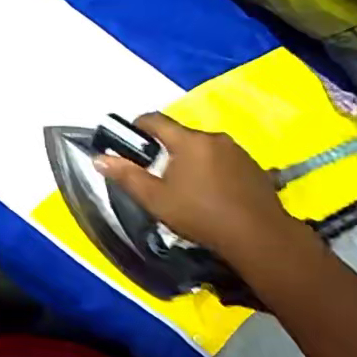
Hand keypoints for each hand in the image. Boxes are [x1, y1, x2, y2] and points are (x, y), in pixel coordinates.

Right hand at [93, 113, 317, 271]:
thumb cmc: (200, 215)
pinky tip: (212, 195)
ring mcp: (238, 151)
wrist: (256, 235)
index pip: (156, 120)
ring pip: (204, 149)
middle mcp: (214, 138)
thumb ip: (127, 176)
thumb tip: (99, 159)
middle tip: (157, 176)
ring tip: (186, 189)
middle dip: (166, 150)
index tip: (129, 137)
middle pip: (181, 137)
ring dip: (191, 161)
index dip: (138, 125)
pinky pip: (224, 161)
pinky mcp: (254, 166)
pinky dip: (213, 172)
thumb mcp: (155, 200)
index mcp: (188, 141)